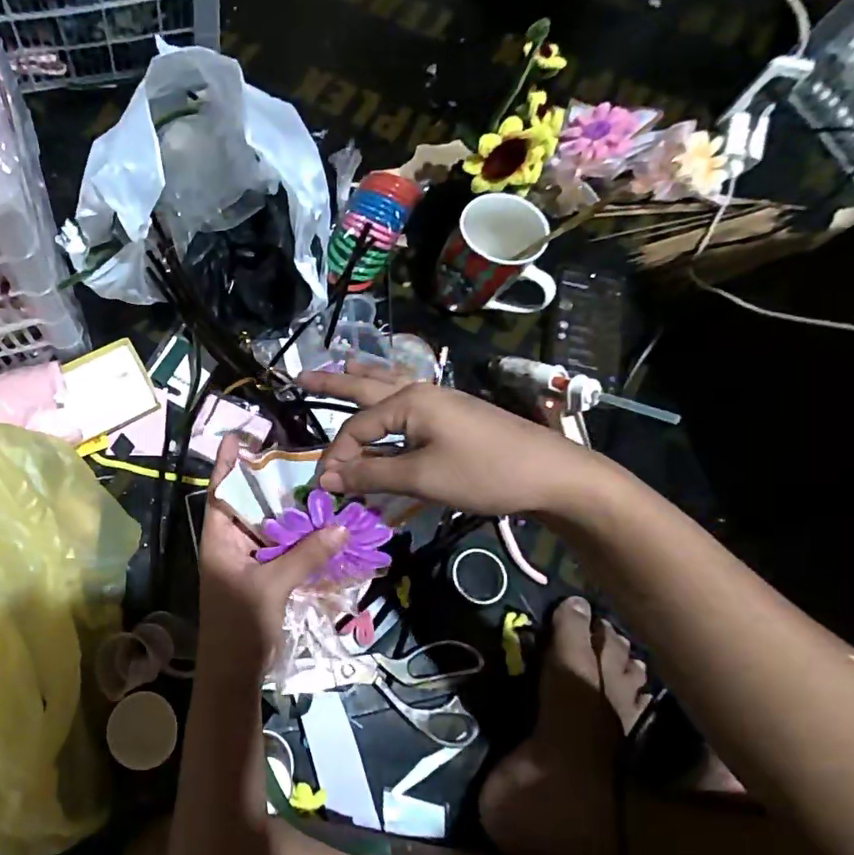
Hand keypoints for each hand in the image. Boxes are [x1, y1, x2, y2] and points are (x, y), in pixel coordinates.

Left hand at [199, 434, 347, 671]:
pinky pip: (279, 549)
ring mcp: (245, 563)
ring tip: (313, 485)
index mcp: (219, 541)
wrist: (233, 674)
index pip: (221, 493)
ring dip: (287, 512)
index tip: (238, 436)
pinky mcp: (261, 578)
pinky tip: (318, 527)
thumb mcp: (272, 587)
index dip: (227, 464)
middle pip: (247, 506)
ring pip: (266, 528)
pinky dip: (296, 539)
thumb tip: (339, 526)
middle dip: (267, 484)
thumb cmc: (240, 625)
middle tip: (295, 457)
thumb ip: (305, 555)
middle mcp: (230, 546)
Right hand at [299, 361, 599, 517]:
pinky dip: (386, 396)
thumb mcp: (423, 477)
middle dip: (333, 383)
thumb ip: (372, 475)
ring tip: (340, 367)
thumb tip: (327, 477)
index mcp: (409, 401)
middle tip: (301, 377)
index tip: (324, 487)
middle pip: (367, 385)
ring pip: (389, 386)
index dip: (336, 457)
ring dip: (361, 379)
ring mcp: (440, 401)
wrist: (551, 473)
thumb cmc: (484, 472)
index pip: (356, 427)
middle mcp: (420, 391)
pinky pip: (406, 400)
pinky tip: (386, 396)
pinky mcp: (453, 415)